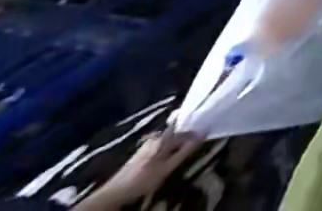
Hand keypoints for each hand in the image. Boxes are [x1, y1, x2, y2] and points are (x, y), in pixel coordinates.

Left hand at [77, 131, 202, 210]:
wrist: (113, 194)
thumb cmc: (143, 180)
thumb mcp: (167, 167)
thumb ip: (186, 150)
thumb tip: (205, 132)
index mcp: (163, 137)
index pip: (186, 127)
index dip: (197, 130)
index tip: (207, 133)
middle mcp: (156, 136)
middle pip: (177, 132)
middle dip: (187, 136)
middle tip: (196, 144)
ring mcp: (147, 144)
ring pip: (169, 139)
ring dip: (177, 143)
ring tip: (183, 152)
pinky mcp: (142, 152)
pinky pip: (162, 144)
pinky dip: (169, 148)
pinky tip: (169, 157)